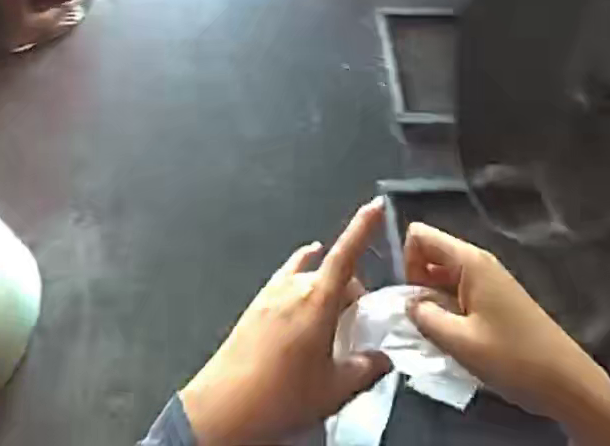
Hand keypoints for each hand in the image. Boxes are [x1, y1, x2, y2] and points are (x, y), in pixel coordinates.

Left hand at [179, 199, 394, 444]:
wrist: (227, 405)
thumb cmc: (281, 396)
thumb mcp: (334, 390)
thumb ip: (364, 370)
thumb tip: (382, 360)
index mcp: (319, 300)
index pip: (347, 252)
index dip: (363, 226)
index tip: (376, 204)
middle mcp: (296, 285)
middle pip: (335, 276)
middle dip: (352, 296)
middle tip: (357, 332)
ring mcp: (275, 290)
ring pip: (313, 278)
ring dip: (327, 294)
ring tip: (330, 329)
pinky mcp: (259, 300)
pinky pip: (289, 275)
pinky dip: (302, 272)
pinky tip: (303, 275)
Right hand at [403, 223, 609, 445]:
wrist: (571, 385)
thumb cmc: (515, 359)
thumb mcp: (461, 343)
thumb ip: (425, 317)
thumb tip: (407, 303)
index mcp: (469, 261)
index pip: (419, 235)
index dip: (407, 262)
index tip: (415, 300)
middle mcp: (478, 261)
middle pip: (430, 253)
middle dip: (418, 284)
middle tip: (426, 323)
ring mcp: (489, 279)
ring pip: (443, 275)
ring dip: (434, 301)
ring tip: (442, 336)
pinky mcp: (497, 298)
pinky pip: (459, 291)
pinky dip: (450, 310)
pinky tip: (460, 340)